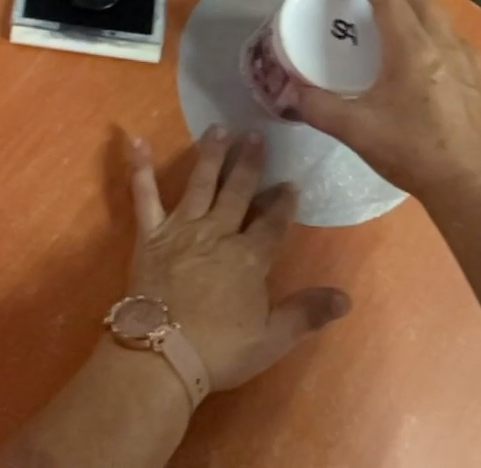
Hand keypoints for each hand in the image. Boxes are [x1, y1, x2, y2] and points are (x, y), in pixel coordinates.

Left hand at [123, 128, 349, 391]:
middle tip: (257, 135)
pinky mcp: (151, 232)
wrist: (163, 352)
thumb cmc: (219, 349)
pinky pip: (144, 195)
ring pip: (200, 184)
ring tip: (218, 128)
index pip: (272, 224)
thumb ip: (306, 313)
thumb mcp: (271, 338)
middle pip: (238, 193)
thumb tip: (345, 297)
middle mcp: (217, 233)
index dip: (284, 204)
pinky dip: (139, 167)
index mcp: (248, 259)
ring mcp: (182, 228)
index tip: (291, 182)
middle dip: (249, 163)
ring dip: (211, 155)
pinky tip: (135, 140)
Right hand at [291, 0, 480, 205]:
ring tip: (400, 19)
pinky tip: (429, 54)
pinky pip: (457, 42)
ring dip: (419, 10)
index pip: (390, 2)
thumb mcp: (354, 130)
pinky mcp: (480, 84)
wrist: (472, 186)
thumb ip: (318, 106)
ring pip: (443, 21)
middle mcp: (443, 48)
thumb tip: (291, 92)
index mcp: (412, 50)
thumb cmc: (412, 151)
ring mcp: (468, 65)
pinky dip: (437, 33)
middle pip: (422, 3)